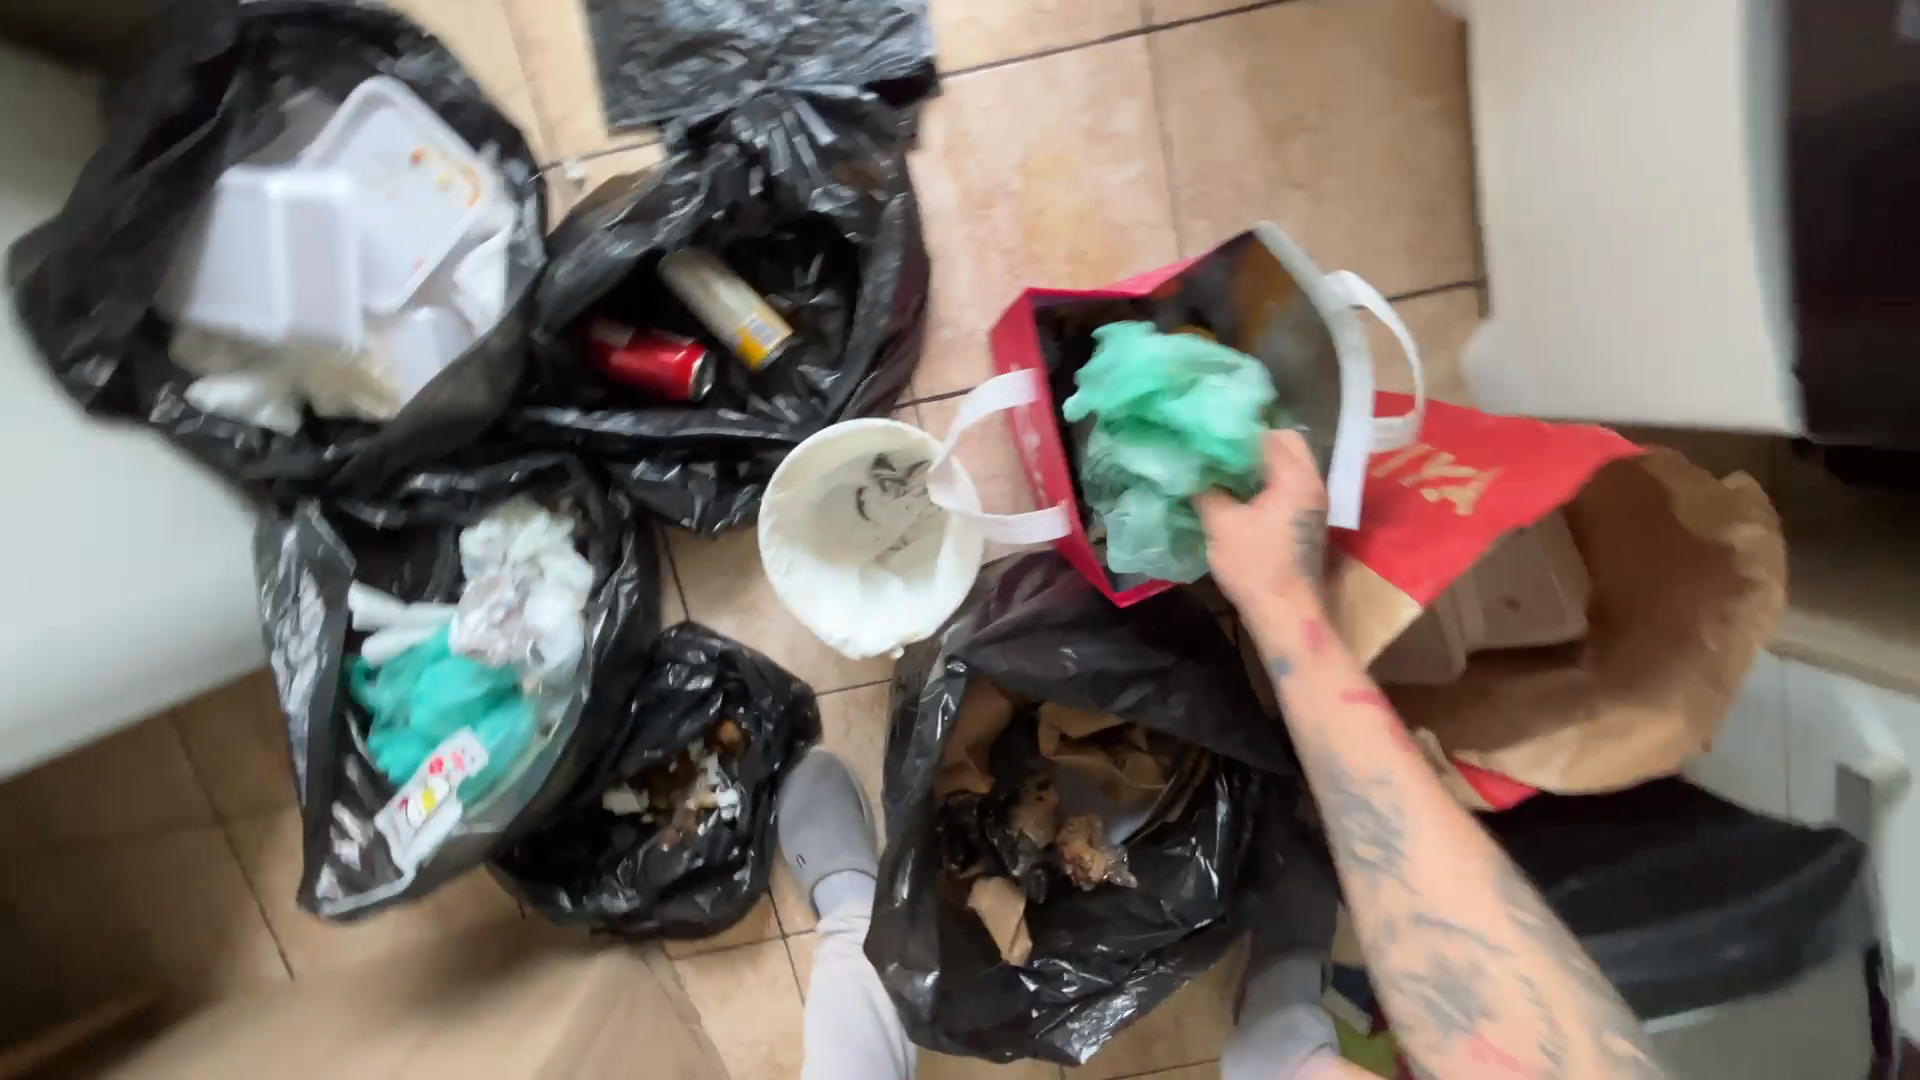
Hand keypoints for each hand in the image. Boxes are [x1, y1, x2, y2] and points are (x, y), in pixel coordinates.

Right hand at [1195, 430, 1327, 611]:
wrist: (1286, 613)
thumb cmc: (1255, 566)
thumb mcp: (1221, 524)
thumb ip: (1205, 489)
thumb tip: (1188, 467)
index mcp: (1296, 477)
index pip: (1269, 435)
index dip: (1236, 433)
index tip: (1206, 436)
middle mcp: (1312, 483)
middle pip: (1285, 444)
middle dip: (1250, 444)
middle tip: (1215, 451)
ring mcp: (1312, 503)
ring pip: (1286, 465)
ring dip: (1255, 464)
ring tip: (1220, 469)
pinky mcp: (1304, 520)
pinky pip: (1285, 485)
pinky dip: (1262, 482)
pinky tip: (1234, 493)